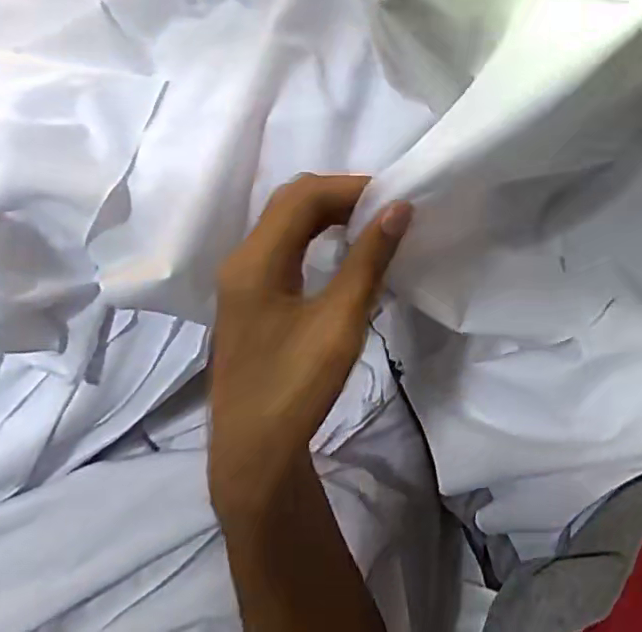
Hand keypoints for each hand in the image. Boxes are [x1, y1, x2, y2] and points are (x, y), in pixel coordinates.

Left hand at [209, 174, 411, 506]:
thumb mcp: (341, 320)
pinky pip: (284, 243)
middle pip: (291, 201)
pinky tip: (343, 249)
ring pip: (286, 220)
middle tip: (385, 208)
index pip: (304, 196)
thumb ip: (369, 259)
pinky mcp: (249, 295)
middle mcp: (242, 259)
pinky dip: (316, 233)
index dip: (351, 188)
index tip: (394, 199)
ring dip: (328, 212)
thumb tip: (399, 208)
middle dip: (340, 194)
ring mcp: (242, 277)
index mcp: (256, 261)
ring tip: (372, 223)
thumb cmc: (295, 387)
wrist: (251, 454)